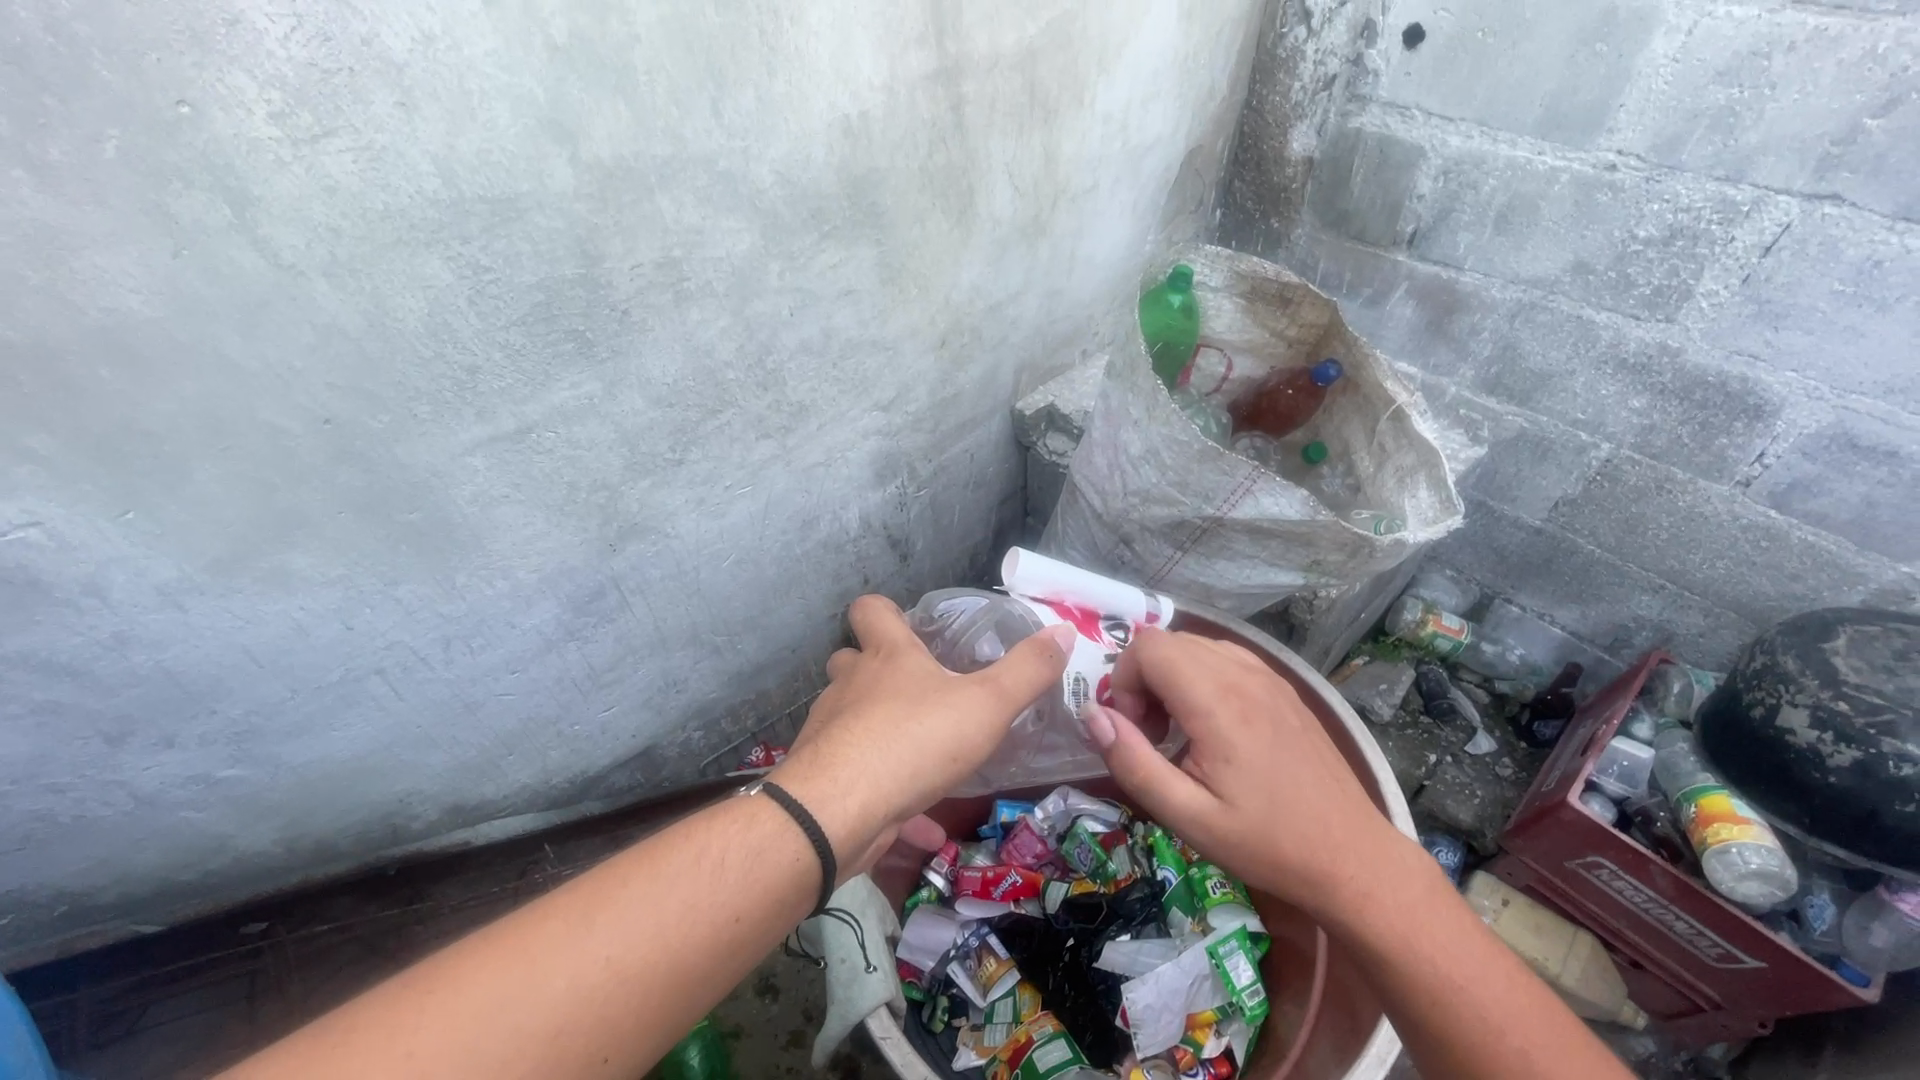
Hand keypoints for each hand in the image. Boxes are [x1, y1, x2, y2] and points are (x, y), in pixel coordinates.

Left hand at [768, 595, 1074, 876]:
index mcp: (887, 656)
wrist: (839, 811)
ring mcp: (831, 732)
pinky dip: (888, 798)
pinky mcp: (826, 779)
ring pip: (851, 720)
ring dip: (881, 733)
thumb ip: (1026, 671)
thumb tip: (1062, 631)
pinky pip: (862, 782)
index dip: (885, 611)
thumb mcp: (986, 705)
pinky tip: (921, 826)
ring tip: (924, 757)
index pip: (870, 610)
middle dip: (876, 670)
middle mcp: (851, 686)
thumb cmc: (915, 740)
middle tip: (916, 688)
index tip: (907, 624)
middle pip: (851, 661)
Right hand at [1082, 628, 1408, 916]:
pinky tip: (1211, 728)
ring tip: (1179, 734)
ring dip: (1171, 678)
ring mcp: (1269, 677)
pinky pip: (1225, 658)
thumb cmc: (1265, 843)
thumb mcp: (1186, 816)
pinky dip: (1201, 678)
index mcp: (1218, 701)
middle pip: (1167, 640)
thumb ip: (1132, 761)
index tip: (1135, 732)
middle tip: (1151, 737)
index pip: (1147, 647)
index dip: (1124, 681)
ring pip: (1195, 645)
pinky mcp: (1283, 689)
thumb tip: (1092, 715)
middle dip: (1142, 680)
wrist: (1350, 857)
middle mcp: (1244, 674)